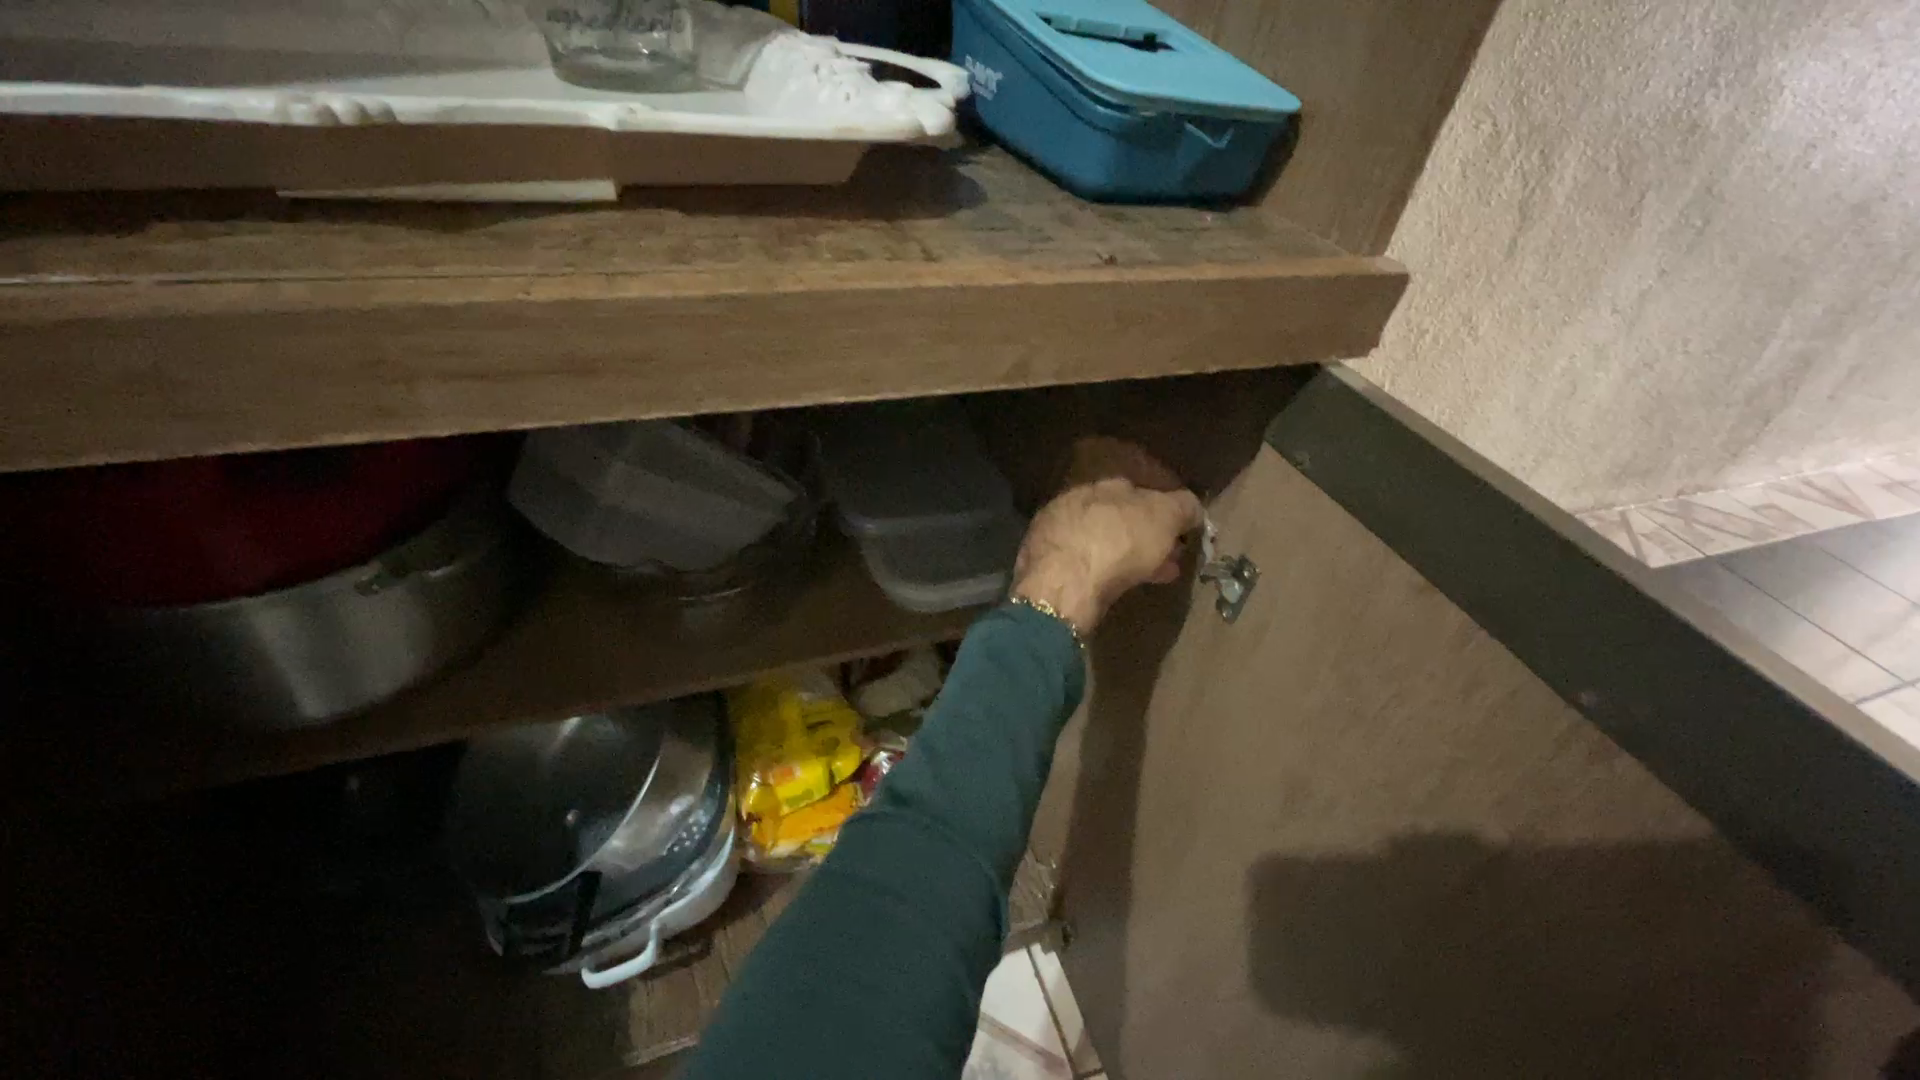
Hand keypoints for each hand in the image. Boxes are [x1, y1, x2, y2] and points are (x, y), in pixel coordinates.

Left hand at [1009, 438, 1204, 635]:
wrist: (1065, 581)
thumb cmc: (1119, 541)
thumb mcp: (1164, 517)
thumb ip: (1183, 507)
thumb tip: (1193, 507)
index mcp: (1104, 483)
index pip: (1138, 491)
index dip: (1163, 511)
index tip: (1179, 533)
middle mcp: (1076, 500)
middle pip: (1118, 517)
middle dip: (1144, 535)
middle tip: (1169, 558)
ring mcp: (1055, 530)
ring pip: (1102, 541)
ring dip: (1128, 556)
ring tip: (1155, 575)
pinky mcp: (1043, 561)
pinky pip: (1085, 563)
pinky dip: (1105, 572)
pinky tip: (1119, 586)